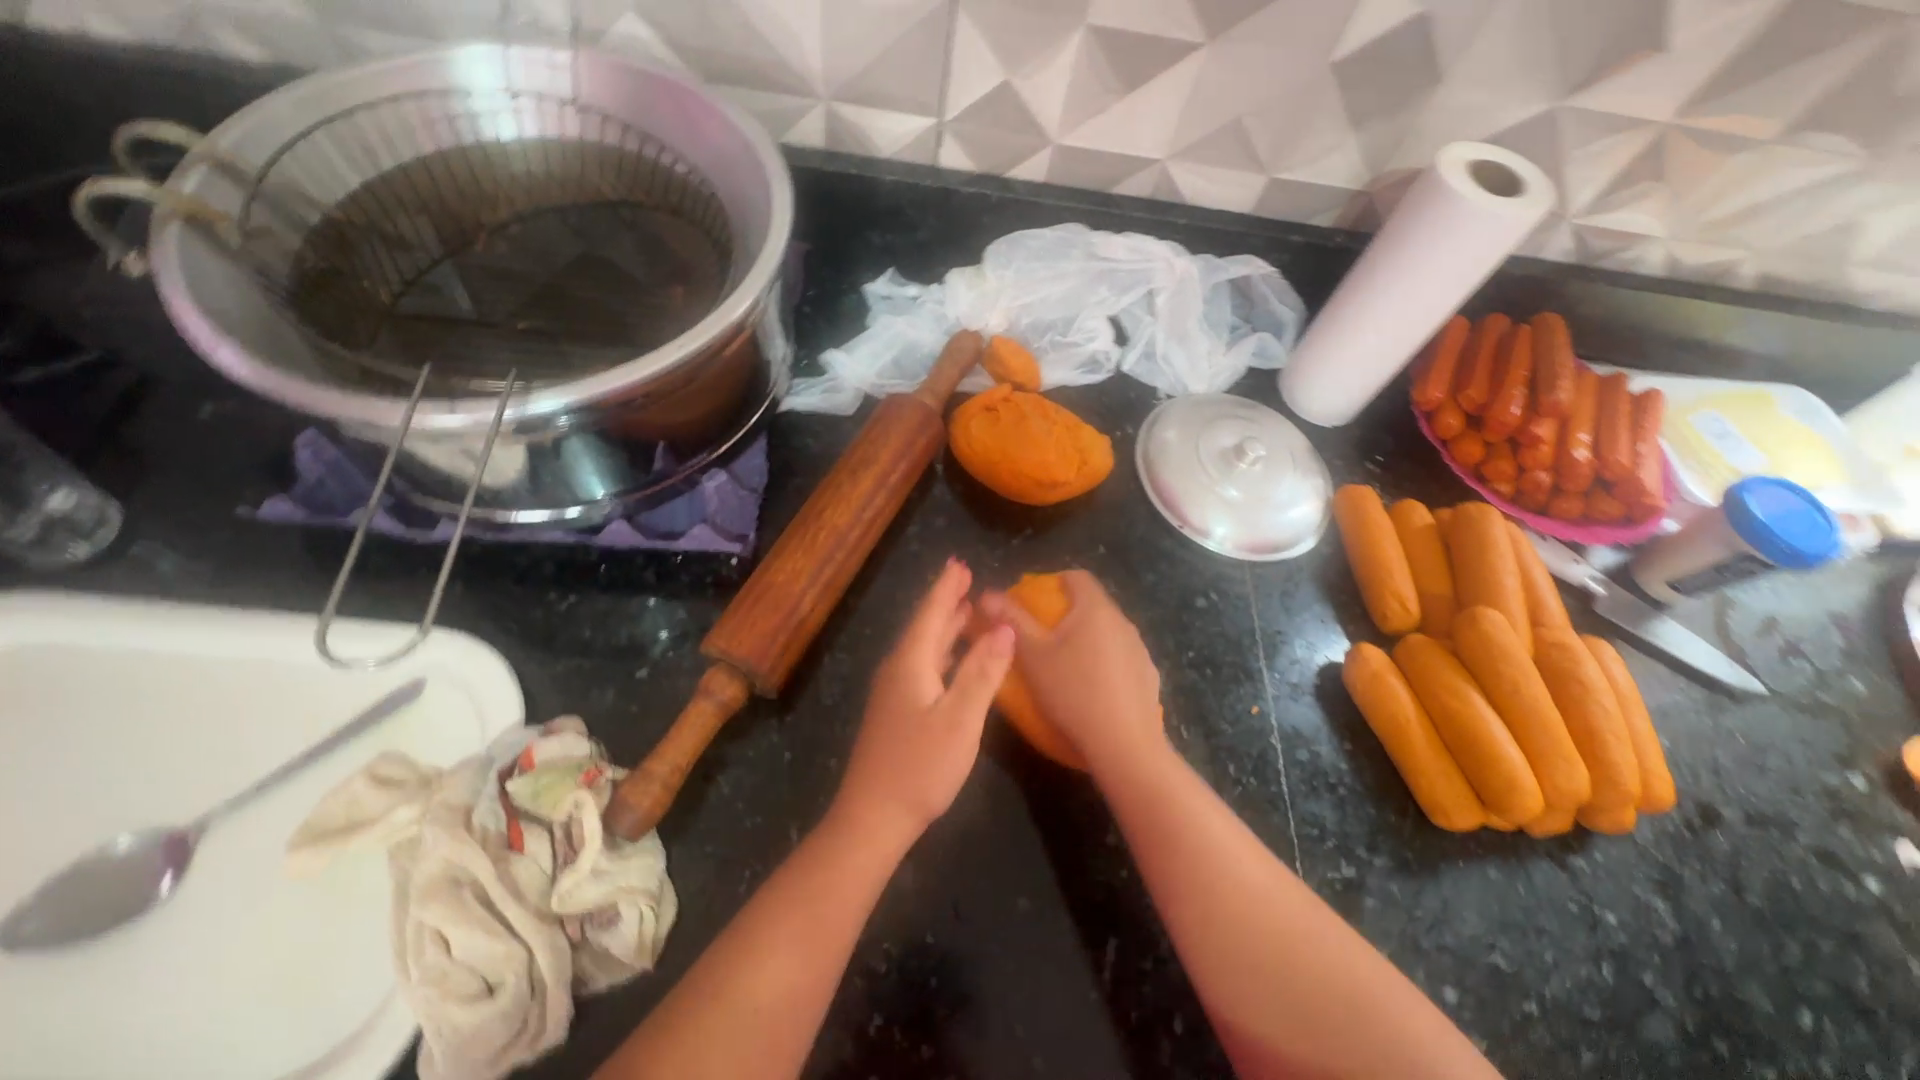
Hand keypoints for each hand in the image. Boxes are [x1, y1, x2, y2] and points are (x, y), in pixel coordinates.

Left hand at [834, 558, 1014, 838]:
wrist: (873, 816)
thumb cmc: (921, 766)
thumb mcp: (961, 719)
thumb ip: (983, 673)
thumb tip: (1004, 628)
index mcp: (911, 664)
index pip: (931, 614)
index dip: (947, 588)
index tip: (960, 563)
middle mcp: (898, 671)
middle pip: (924, 628)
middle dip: (946, 603)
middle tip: (965, 578)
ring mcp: (893, 694)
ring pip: (922, 649)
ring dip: (944, 628)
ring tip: (965, 610)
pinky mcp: (895, 714)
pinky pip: (921, 668)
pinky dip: (941, 654)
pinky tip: (952, 661)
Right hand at [979, 570, 1165, 774]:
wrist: (1124, 744)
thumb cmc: (1072, 692)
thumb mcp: (1032, 656)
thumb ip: (1010, 621)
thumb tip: (987, 593)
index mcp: (1095, 608)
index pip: (1076, 576)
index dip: (1052, 581)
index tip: (1032, 601)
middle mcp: (1123, 621)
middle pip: (1091, 605)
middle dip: (1065, 615)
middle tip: (1039, 638)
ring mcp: (1140, 649)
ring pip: (1107, 634)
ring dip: (1085, 641)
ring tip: (1063, 668)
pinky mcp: (1148, 676)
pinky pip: (1121, 660)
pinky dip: (1104, 666)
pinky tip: (1090, 693)